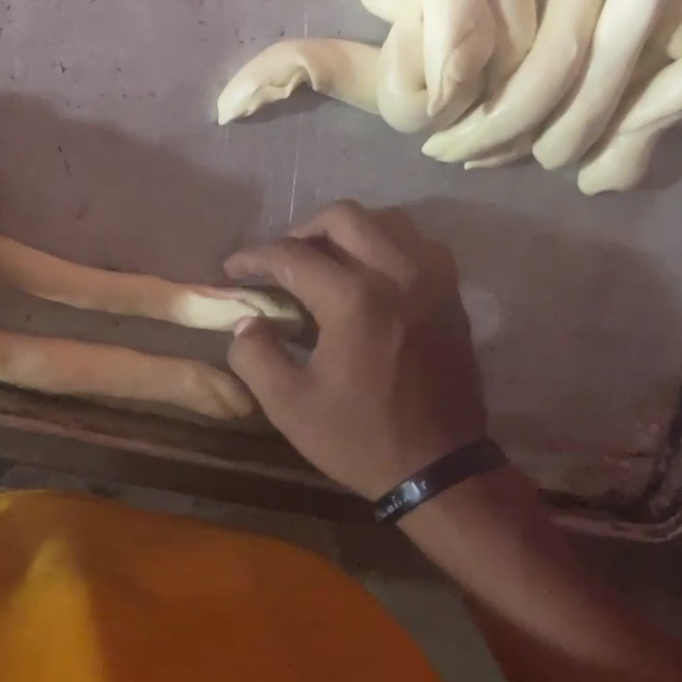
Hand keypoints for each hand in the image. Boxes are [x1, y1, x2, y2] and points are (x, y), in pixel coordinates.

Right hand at [223, 201, 486, 499]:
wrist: (436, 464)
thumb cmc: (355, 437)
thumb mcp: (287, 405)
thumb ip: (255, 356)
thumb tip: (244, 324)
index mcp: (354, 301)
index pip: (294, 256)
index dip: (255, 257)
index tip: (231, 268)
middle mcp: (399, 274)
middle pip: (345, 217)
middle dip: (300, 231)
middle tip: (275, 261)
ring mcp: (433, 280)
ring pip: (387, 221)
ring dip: (345, 232)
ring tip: (318, 262)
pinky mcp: (450, 294)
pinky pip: (416, 243)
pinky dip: (382, 244)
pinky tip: (361, 275)